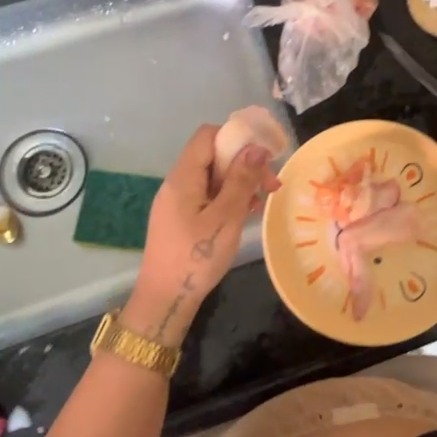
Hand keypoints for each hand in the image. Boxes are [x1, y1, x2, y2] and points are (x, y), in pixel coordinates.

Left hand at [125, 125, 280, 347]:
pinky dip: (228, 198)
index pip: (207, 136)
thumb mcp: (225, 218)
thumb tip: (256, 147)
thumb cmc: (196, 258)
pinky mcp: (181, 218)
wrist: (164, 300)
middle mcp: (177, 183)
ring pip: (212, 176)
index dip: (236, 137)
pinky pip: (207, 195)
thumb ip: (241, 181)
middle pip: (212, 156)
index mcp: (183, 177)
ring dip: (239, 182)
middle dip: (244, 163)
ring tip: (262, 201)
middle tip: (271, 184)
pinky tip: (246, 213)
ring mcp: (177, 201)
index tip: (264, 155)